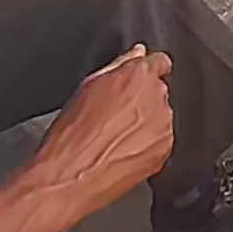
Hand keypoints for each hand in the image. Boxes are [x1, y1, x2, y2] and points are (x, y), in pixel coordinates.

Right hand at [16, 45, 174, 224]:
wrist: (66, 178)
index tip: (140, 82)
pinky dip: (147, 143)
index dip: (148, 72)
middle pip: (158, 90)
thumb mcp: (87, 87)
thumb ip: (119, 64)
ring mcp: (163, 122)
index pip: (160, 62)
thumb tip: (138, 53)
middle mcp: (157, 95)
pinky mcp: (165, 146)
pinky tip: (122, 152)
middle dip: (142, 100)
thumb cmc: (70, 135)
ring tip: (114, 138)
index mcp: (139, 75)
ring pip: (160, 115)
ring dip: (146, 122)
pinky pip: (161, 139)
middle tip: (115, 117)